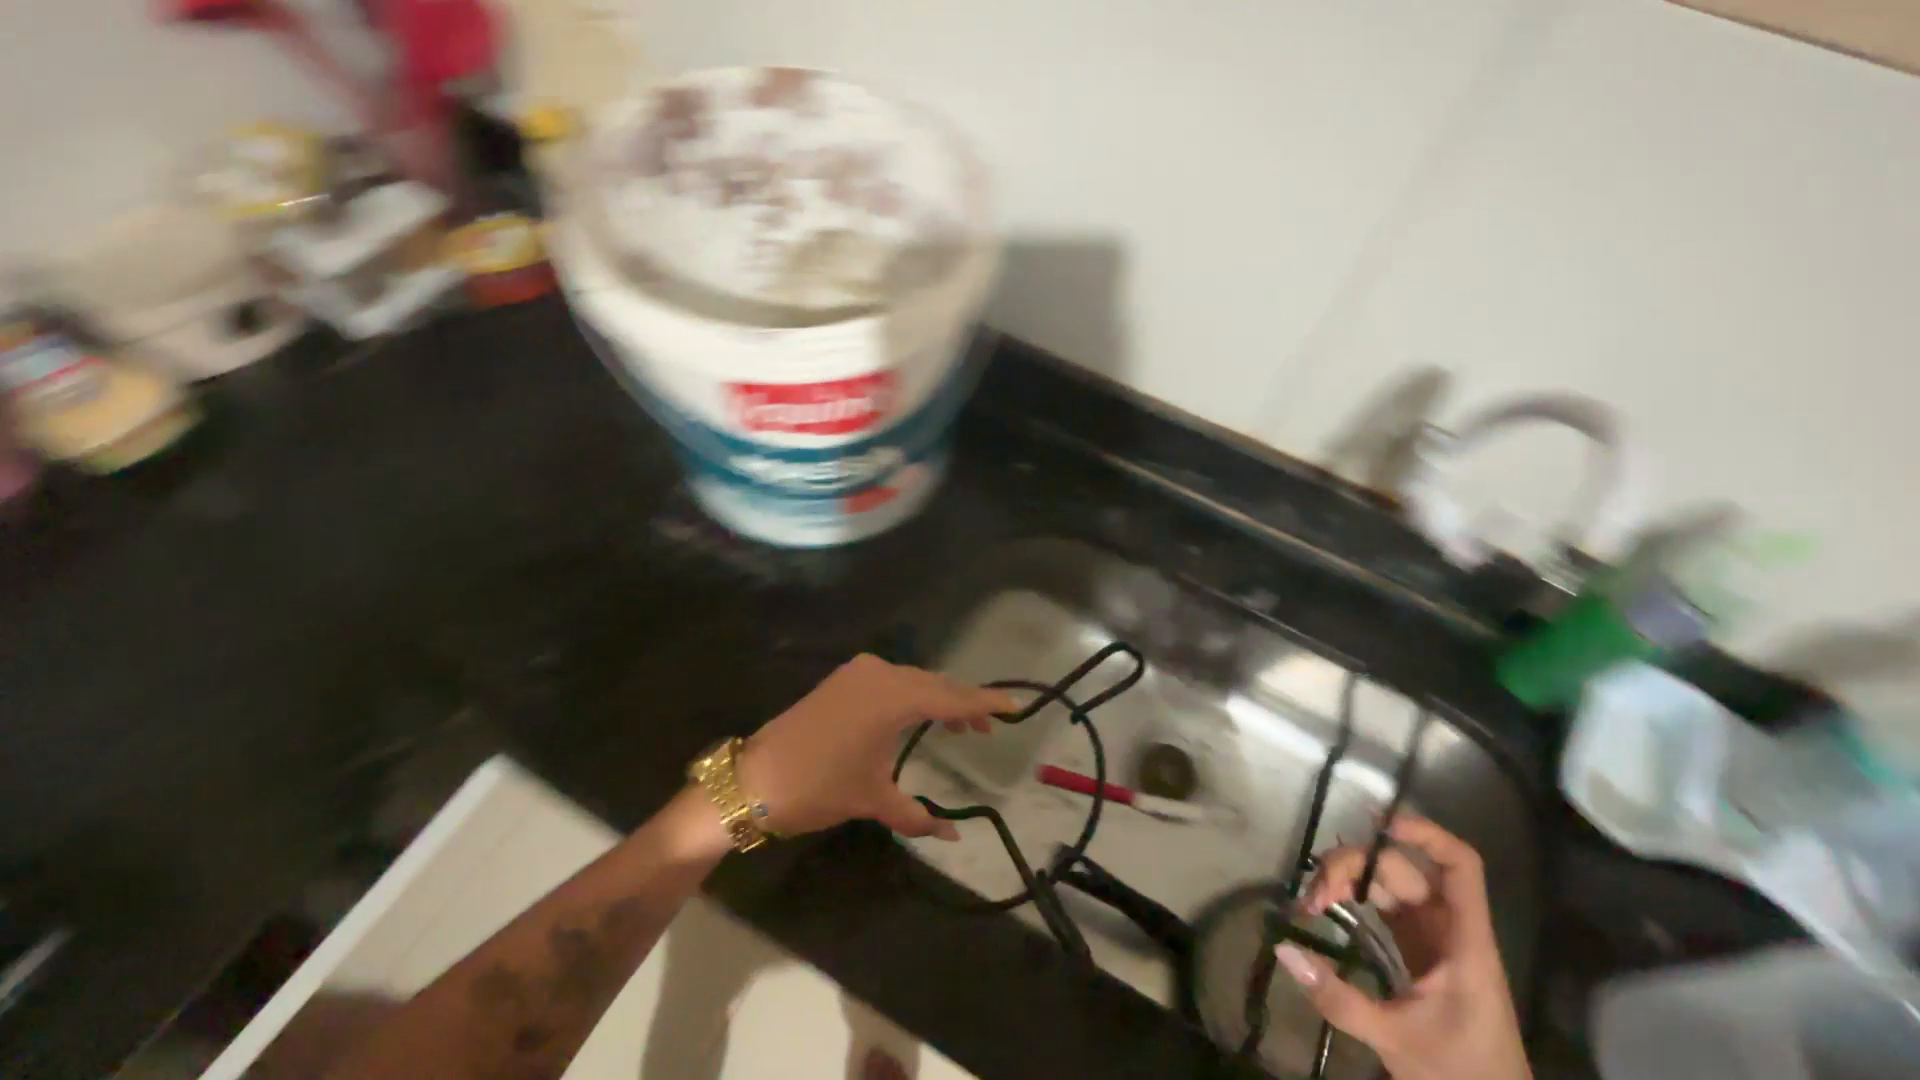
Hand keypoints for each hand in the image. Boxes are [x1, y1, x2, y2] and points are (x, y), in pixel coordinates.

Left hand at [736, 654, 1012, 840]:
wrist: (754, 779)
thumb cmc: (819, 788)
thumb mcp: (873, 800)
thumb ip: (918, 815)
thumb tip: (952, 835)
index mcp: (894, 698)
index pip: (952, 698)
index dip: (985, 703)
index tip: (1016, 705)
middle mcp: (880, 675)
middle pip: (935, 685)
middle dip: (962, 704)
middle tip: (987, 728)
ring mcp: (858, 673)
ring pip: (913, 680)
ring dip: (937, 699)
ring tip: (959, 728)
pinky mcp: (842, 680)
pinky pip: (891, 681)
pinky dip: (911, 695)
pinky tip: (918, 716)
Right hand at [1274, 817, 1530, 1079]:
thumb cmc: (1458, 1074)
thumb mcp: (1395, 1039)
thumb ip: (1339, 998)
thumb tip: (1284, 950)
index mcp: (1465, 942)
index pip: (1460, 867)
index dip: (1424, 833)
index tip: (1376, 823)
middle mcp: (1452, 931)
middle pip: (1407, 872)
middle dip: (1357, 868)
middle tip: (1312, 894)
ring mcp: (1436, 941)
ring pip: (1394, 887)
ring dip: (1352, 881)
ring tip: (1312, 897)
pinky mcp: (1420, 954)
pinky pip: (1389, 909)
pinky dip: (1359, 898)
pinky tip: (1330, 901)